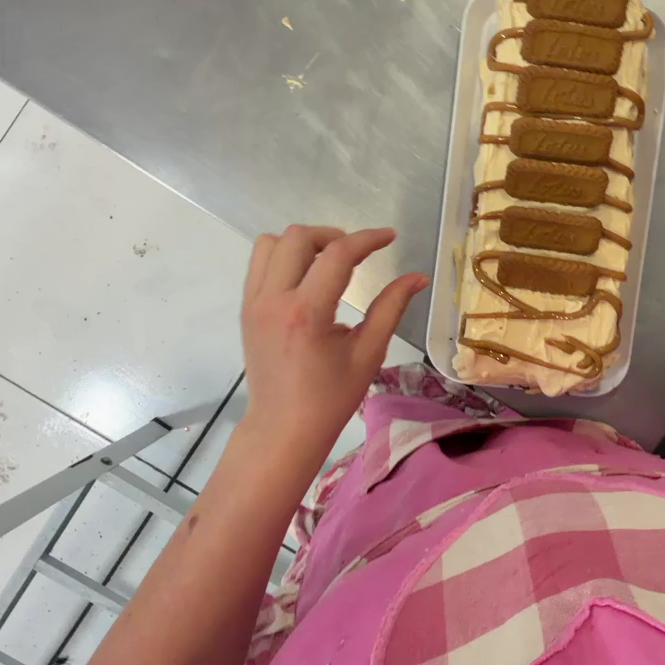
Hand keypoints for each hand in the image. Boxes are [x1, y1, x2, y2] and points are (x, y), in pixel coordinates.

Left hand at [239, 225, 425, 460]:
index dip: (367, 239)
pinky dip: (284, 258)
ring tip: (328, 263)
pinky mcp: (246, 309)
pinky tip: (307, 279)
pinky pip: (260, 264)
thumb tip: (417, 278)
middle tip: (357, 255)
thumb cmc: (330, 397)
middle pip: (298, 237)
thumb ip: (390, 308)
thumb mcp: (368, 353)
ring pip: (271, 243)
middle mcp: (274, 300)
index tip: (389, 237)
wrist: (283, 428)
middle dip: (333, 236)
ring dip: (303, 244)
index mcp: (307, 313)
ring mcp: (254, 303)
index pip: (337, 255)